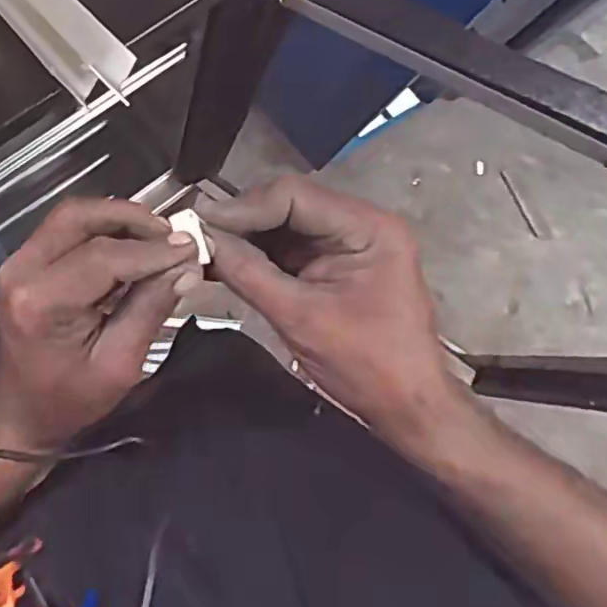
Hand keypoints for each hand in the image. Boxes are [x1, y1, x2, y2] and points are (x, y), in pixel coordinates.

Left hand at [0, 197, 199, 450]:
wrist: (21, 410)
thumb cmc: (67, 398)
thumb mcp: (119, 365)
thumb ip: (150, 309)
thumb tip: (185, 268)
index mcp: (41, 302)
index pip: (102, 256)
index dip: (151, 249)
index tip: (189, 247)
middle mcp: (22, 271)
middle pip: (79, 217)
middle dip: (131, 218)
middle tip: (171, 233)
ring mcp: (19, 261)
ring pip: (72, 215)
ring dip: (117, 218)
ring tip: (156, 236)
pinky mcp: (25, 260)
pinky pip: (66, 227)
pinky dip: (102, 227)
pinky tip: (131, 243)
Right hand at [197, 176, 467, 442]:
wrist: (410, 412)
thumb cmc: (369, 368)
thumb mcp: (301, 318)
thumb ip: (249, 273)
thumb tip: (203, 239)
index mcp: (367, 227)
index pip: (293, 195)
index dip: (243, 207)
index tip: (202, 223)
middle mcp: (358, 223)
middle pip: (285, 203)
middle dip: (240, 219)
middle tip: (197, 234)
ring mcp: (344, 241)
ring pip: (279, 222)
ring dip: (242, 236)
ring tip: (202, 246)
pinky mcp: (330, 260)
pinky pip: (284, 245)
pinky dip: (254, 253)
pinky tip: (222, 260)